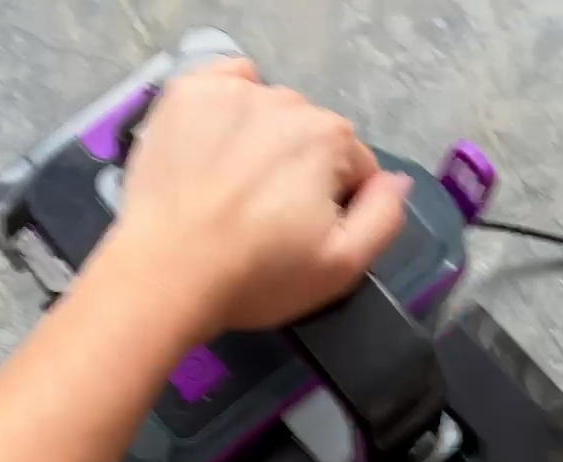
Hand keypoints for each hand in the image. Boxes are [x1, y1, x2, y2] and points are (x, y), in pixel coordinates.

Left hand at [111, 58, 411, 334]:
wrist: (165, 275)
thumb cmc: (255, 278)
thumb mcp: (340, 268)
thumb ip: (384, 219)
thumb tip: (397, 181)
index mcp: (330, 139)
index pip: (356, 169)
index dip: (339, 210)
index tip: (305, 239)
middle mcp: (287, 102)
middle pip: (313, 139)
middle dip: (301, 175)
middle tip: (266, 224)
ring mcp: (232, 93)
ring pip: (270, 113)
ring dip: (264, 144)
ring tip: (235, 194)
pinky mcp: (186, 95)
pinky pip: (225, 83)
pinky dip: (229, 107)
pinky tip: (218, 147)